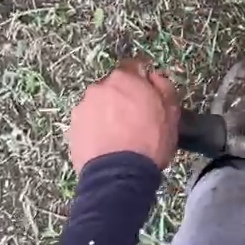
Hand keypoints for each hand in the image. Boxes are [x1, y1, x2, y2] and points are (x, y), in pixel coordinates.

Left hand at [67, 57, 180, 172]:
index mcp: (124, 78)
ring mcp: (83, 108)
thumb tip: (154, 77)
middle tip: (135, 119)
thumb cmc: (149, 142)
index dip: (142, 80)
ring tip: (119, 136)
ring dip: (107, 113)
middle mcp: (99, 88)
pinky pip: (88, 123)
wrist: (119, 176)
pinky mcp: (72, 129)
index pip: (133, 67)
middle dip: (123, 98)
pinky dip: (96, 129)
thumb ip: (164, 87)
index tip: (147, 94)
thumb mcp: (171, 113)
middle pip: (114, 87)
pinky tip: (107, 144)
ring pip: (99, 105)